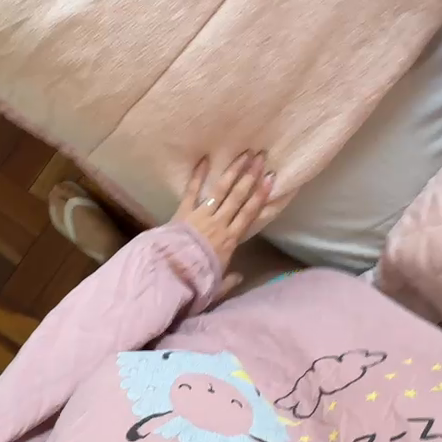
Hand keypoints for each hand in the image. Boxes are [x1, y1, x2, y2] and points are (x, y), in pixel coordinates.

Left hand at [174, 152, 274, 270]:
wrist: (171, 275)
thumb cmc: (195, 281)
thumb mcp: (216, 286)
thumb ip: (229, 280)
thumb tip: (239, 276)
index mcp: (230, 240)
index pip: (249, 213)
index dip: (261, 195)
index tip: (271, 179)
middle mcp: (219, 223)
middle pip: (238, 196)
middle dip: (250, 175)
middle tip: (260, 157)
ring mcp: (201, 215)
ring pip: (220, 190)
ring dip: (233, 171)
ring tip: (243, 155)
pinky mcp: (183, 212)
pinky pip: (192, 191)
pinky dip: (198, 175)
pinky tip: (205, 159)